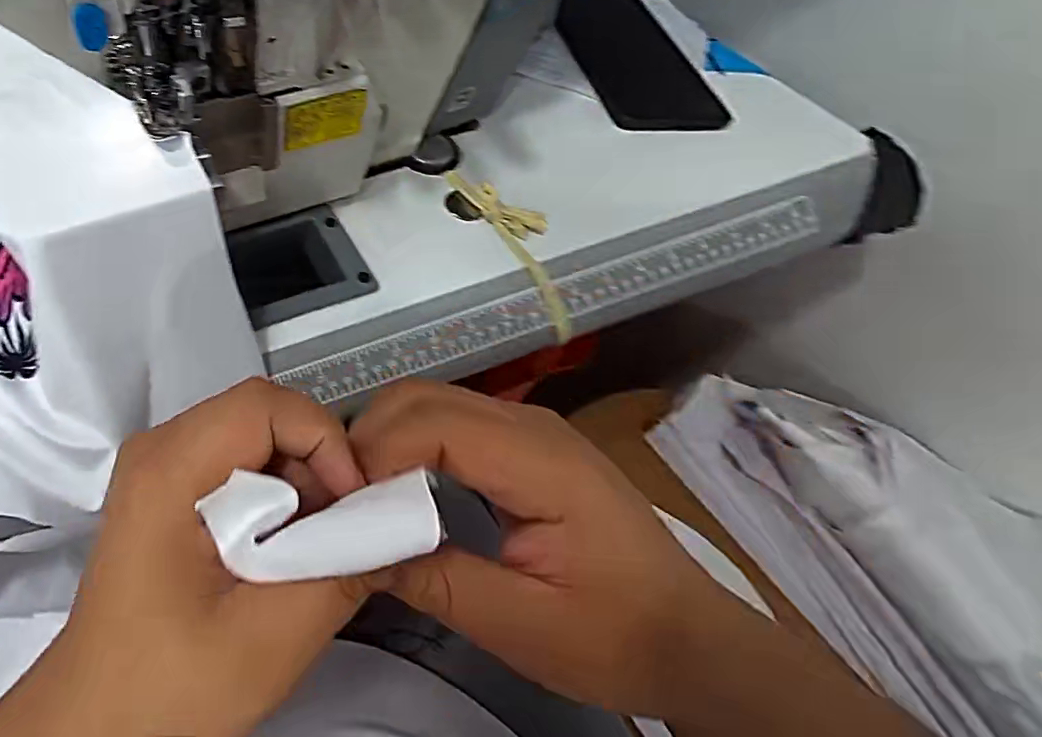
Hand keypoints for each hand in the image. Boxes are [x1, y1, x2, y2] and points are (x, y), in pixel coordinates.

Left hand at [0, 378, 373, 736]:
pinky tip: (279, 548)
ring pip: (249, 436)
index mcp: (167, 469)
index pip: (260, 405)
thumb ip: (337, 574)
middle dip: (313, 462)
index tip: (352, 500)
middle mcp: (156, 450)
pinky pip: (232, 462)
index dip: (321, 439)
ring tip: (310, 547)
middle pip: (256, 415)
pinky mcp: (164, 489)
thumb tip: (392, 529)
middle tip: (340, 528)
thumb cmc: (163, 684)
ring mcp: (157, 466)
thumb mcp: (265, 639)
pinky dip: (271, 493)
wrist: (99, 716)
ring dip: (295, 481)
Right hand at [351, 382, 927, 736]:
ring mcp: (523, 424)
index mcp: (539, 460)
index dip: (375, 456)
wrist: (698, 643)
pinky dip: (404, 442)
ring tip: (362, 496)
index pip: (431, 424)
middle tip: (343, 501)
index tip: (344, 507)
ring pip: (424, 401)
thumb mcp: (525, 627)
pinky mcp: (517, 439)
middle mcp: (526, 423)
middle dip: (367, 441)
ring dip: (381, 439)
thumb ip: (435, 581)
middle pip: (418, 398)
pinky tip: (397, 486)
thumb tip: (354, 551)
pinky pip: (442, 419)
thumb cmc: (621, 638)